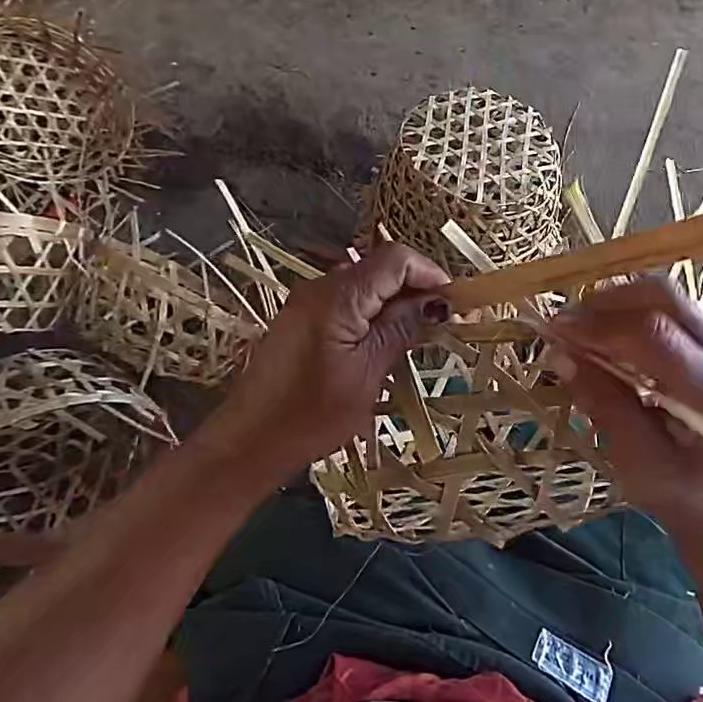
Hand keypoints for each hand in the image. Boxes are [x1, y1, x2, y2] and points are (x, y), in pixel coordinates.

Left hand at [203, 243, 449, 475]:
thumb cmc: (310, 415)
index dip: (429, 274)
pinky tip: (386, 339)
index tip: (453, 303)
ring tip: (419, 332)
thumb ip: (401, 330)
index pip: (395, 259)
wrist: (249, 441)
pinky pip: (348, 300)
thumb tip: (435, 303)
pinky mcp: (302, 318)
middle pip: (380, 266)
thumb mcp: (367, 374)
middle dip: (416, 286)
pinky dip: (374, 311)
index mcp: (337, 296)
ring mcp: (308, 301)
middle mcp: (321, 287)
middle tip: (442, 320)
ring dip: (396, 300)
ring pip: (365, 282)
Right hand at [548, 279, 702, 538]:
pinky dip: (633, 315)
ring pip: (668, 297)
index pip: (655, 334)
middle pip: (665, 298)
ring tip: (582, 327)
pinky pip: (672, 311)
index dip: (600, 326)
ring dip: (618, 304)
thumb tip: (561, 355)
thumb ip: (604, 404)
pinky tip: (608, 337)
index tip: (557, 331)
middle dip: (607, 303)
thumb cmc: (684, 496)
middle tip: (566, 323)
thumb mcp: (638, 464)